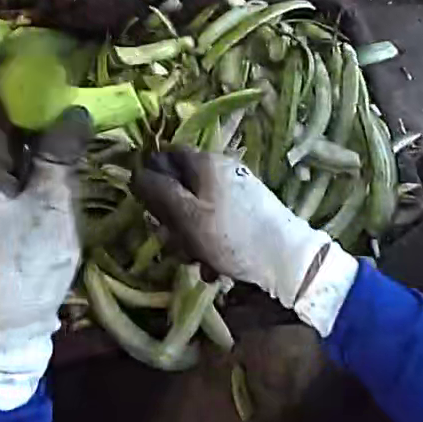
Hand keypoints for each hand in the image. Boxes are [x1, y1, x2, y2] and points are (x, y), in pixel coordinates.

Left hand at [0, 98, 91, 409]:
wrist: (6, 329)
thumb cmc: (26, 266)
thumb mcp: (50, 206)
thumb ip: (60, 154)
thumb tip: (75, 110)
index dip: (12, 83)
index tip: (45, 63)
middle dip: (26, 103)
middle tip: (65, 82)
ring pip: (1, 145)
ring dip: (30, 127)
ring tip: (66, 106)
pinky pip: (6, 166)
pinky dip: (28, 151)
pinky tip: (56, 144)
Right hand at [135, 148, 357, 335]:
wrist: (288, 261)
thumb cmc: (232, 235)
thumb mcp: (188, 216)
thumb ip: (159, 193)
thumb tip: (134, 173)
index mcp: (205, 163)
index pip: (167, 155)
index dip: (153, 177)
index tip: (150, 204)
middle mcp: (220, 171)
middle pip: (180, 187)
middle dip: (172, 218)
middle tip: (175, 241)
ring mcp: (234, 192)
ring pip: (196, 210)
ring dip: (190, 238)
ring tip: (199, 261)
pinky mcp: (246, 214)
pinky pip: (215, 224)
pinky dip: (210, 244)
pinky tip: (215, 266)